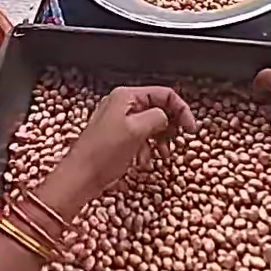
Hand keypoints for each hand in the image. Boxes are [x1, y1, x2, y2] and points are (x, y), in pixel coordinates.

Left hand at [36, 86, 197, 214]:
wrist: (80, 176)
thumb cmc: (104, 153)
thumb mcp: (137, 130)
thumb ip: (157, 117)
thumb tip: (167, 116)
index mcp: (125, 96)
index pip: (164, 94)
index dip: (181, 110)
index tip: (191, 129)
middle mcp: (121, 104)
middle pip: (158, 108)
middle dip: (169, 127)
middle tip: (173, 143)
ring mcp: (118, 120)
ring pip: (150, 125)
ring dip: (159, 140)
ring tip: (161, 155)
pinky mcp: (116, 137)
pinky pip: (140, 137)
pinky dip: (146, 148)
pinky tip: (143, 161)